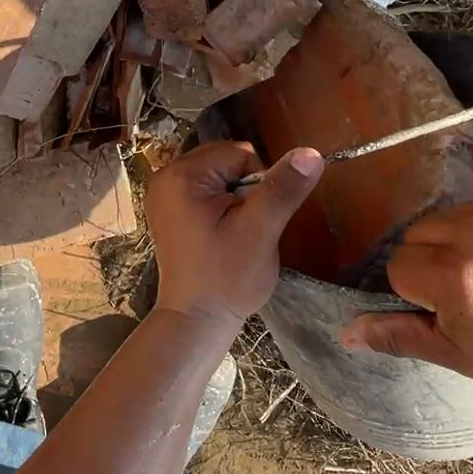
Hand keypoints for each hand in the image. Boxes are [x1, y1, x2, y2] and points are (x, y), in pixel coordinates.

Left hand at [144, 141, 322, 330]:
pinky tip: (217, 234)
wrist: (196, 320)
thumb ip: (282, 189)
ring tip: (229, 233)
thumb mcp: (261, 231)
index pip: (239, 153)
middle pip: (226, 159)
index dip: (257, 184)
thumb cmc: (227, 279)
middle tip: (241, 228)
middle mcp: (165, 176)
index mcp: (181, 175)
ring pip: (218, 174)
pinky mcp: (166, 208)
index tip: (251, 219)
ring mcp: (162, 192)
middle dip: (243, 189)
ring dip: (233, 198)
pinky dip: (218, 206)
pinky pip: (204, 189)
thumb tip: (310, 153)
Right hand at [339, 187, 472, 417]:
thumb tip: (345, 332)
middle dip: (435, 261)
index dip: (420, 292)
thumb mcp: (463, 357)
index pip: (400, 267)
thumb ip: (400, 336)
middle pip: (418, 235)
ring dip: (462, 239)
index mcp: (455, 280)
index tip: (452, 310)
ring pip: (451, 216)